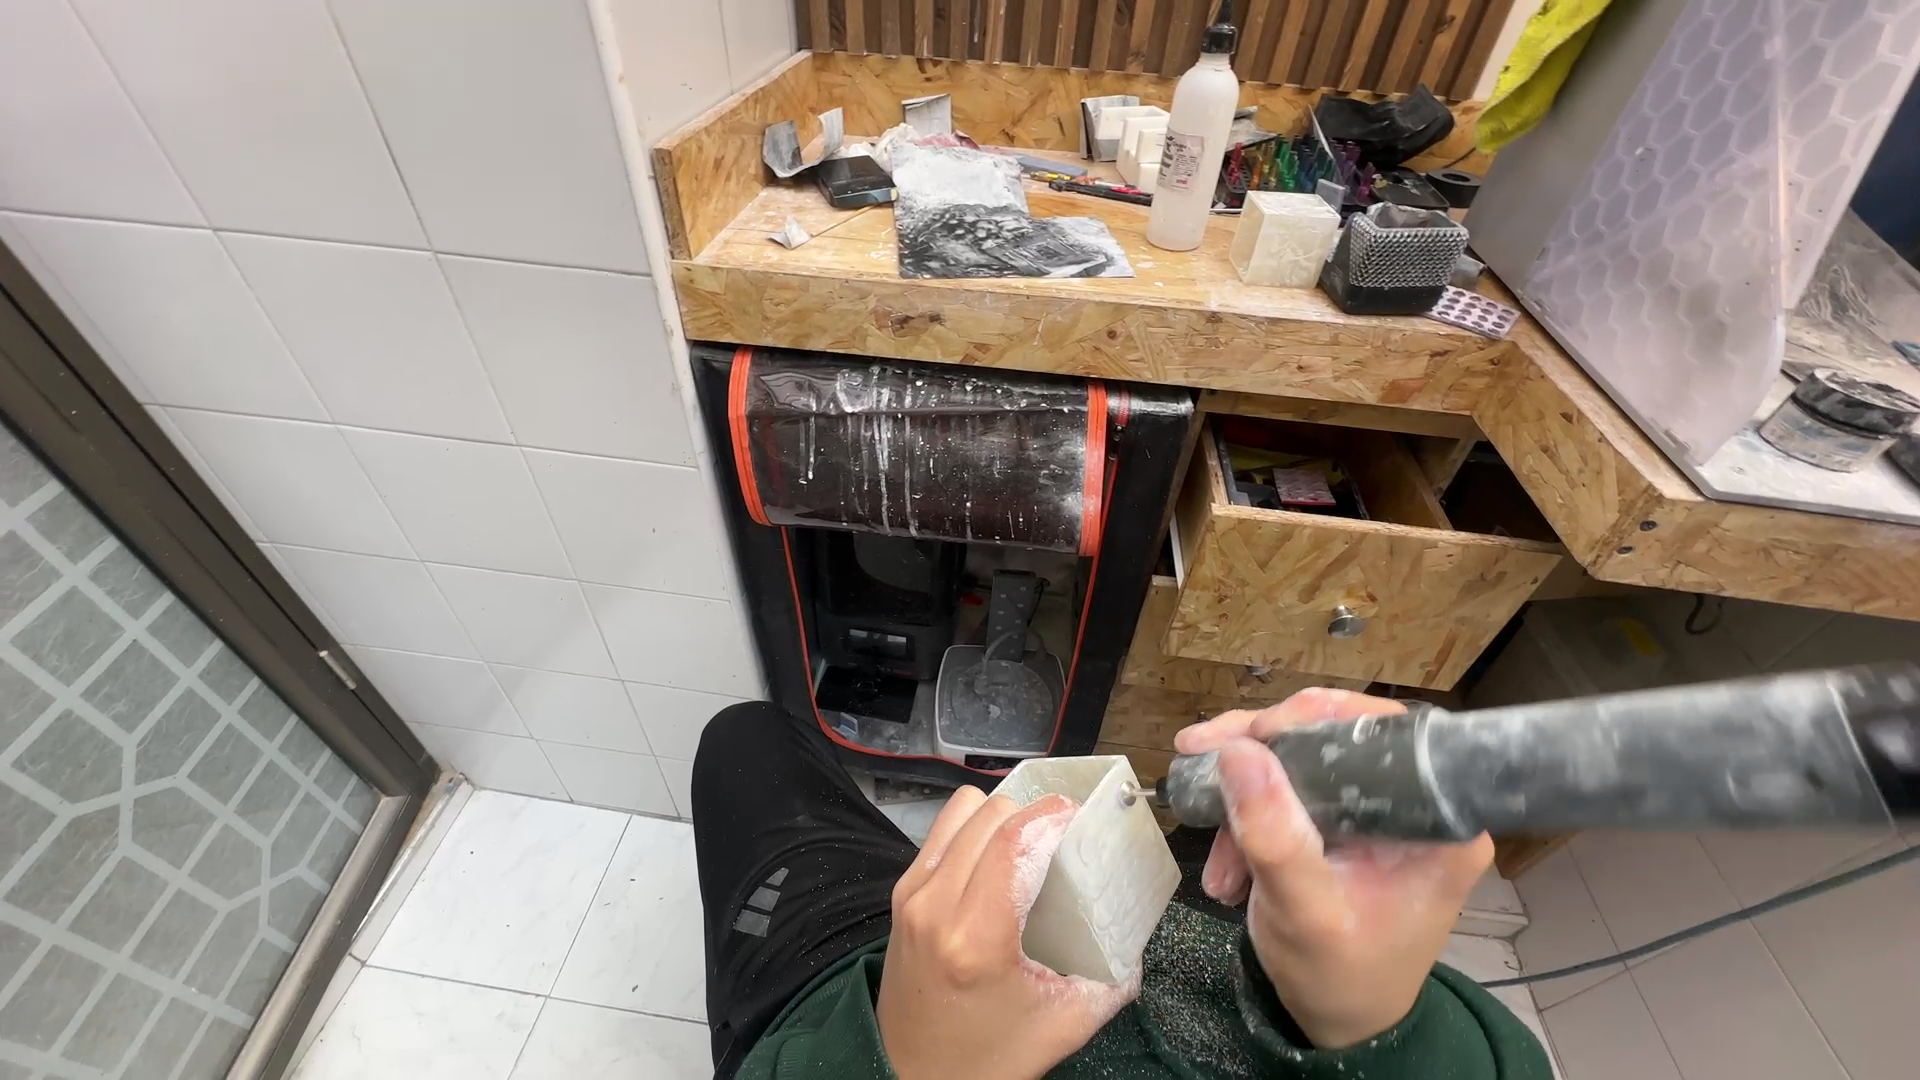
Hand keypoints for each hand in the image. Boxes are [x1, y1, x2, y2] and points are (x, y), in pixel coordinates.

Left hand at [876, 787, 1136, 1079]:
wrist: (907, 1078)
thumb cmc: (985, 1058)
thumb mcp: (1059, 1027)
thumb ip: (1108, 983)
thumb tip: (1135, 944)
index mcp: (978, 938)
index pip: (1016, 843)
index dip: (1051, 815)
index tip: (1077, 813)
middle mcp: (937, 903)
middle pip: (992, 816)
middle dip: (1031, 816)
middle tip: (1057, 838)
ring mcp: (912, 891)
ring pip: (964, 810)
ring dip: (999, 815)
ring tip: (1023, 842)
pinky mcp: (900, 889)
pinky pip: (942, 828)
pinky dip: (972, 826)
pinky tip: (991, 853)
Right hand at [1175, 688, 1493, 1048]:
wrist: (1337, 1022)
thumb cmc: (1338, 976)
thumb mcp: (1303, 911)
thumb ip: (1274, 836)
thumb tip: (1238, 751)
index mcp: (1433, 823)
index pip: (1378, 732)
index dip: (1312, 719)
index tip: (1251, 735)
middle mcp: (1410, 805)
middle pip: (1326, 736)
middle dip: (1255, 750)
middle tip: (1198, 754)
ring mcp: (1373, 812)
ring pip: (1296, 757)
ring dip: (1241, 787)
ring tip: (1206, 833)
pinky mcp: (1342, 822)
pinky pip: (1285, 786)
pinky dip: (1245, 810)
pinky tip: (1225, 860)